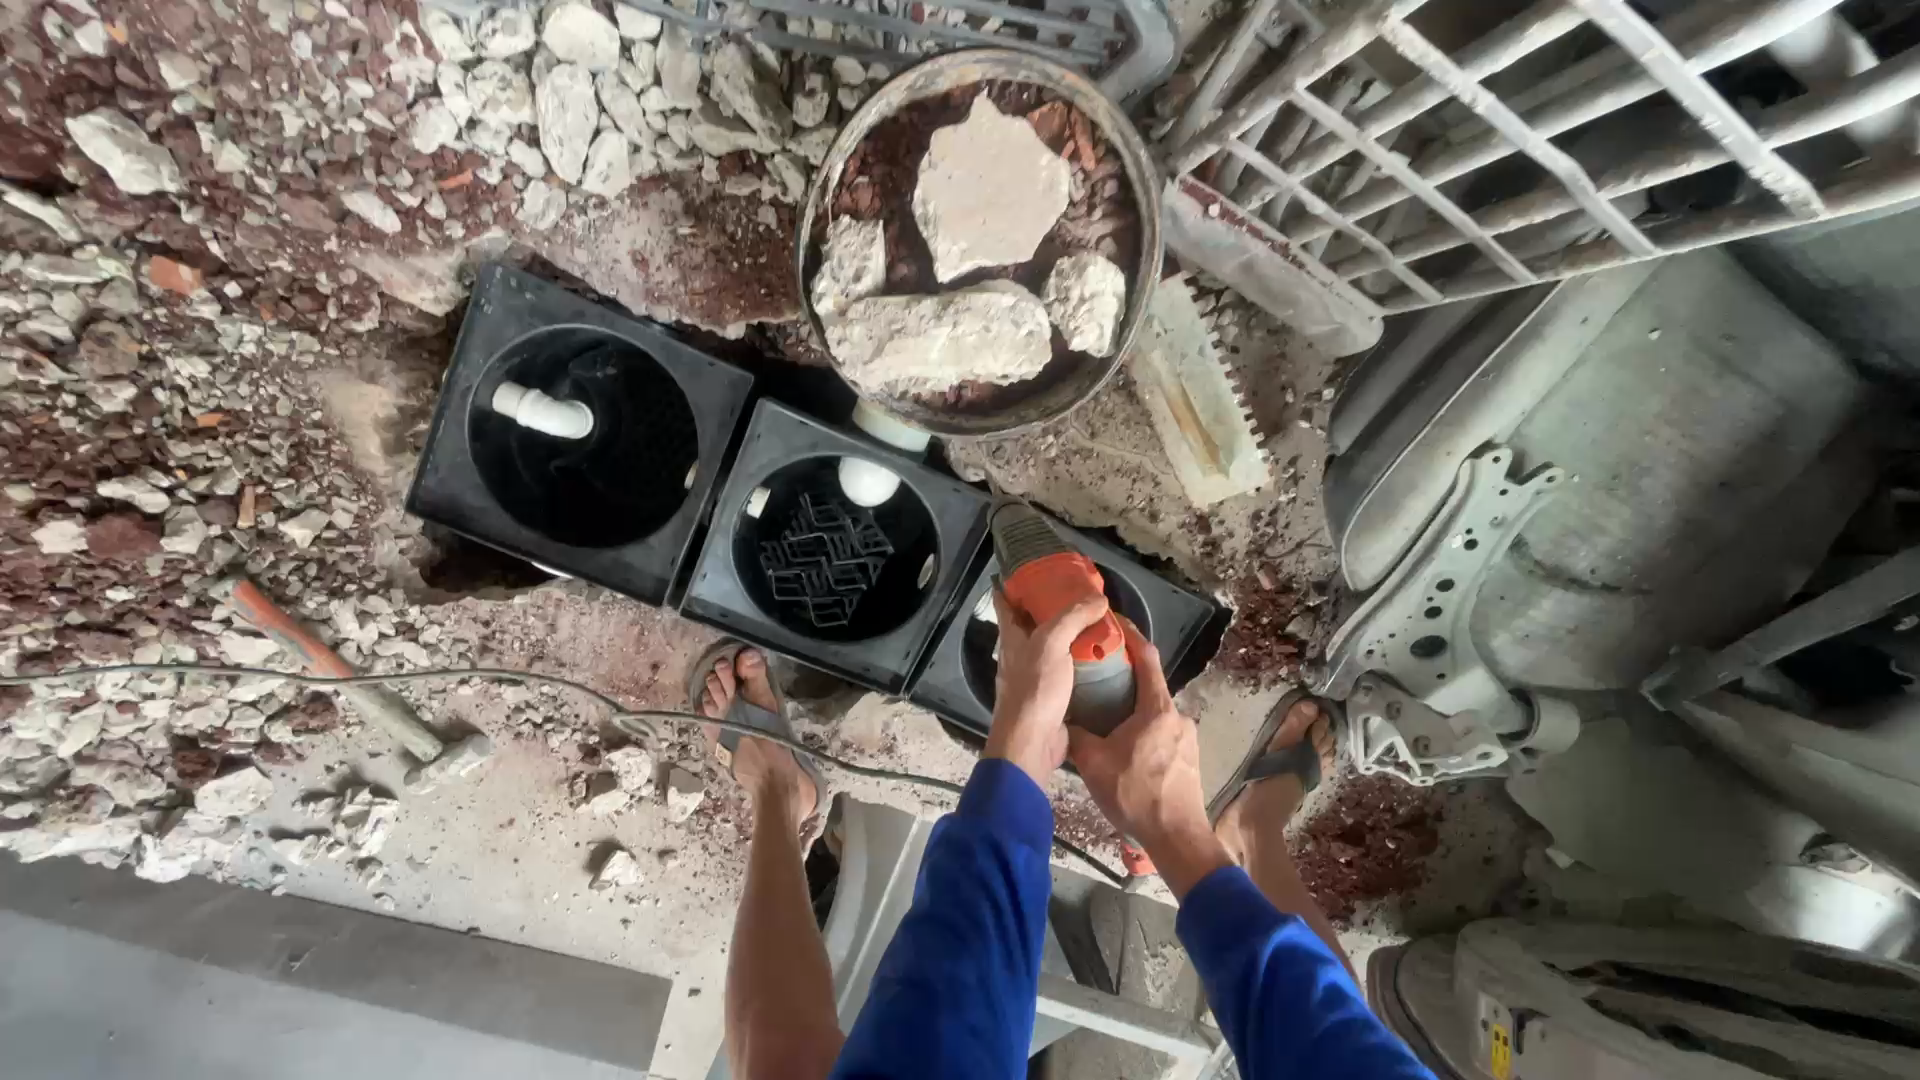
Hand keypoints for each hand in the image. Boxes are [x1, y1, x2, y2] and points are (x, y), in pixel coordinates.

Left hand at [986, 586, 1110, 788]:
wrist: (1032, 743)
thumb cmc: (1034, 689)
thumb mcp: (1051, 643)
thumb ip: (1072, 617)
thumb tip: (1098, 598)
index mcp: (1012, 638)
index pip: (1005, 602)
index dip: (1012, 583)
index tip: (1030, 569)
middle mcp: (1019, 655)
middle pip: (1032, 624)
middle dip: (1051, 608)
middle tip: (1079, 595)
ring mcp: (1034, 677)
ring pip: (1052, 649)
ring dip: (1071, 637)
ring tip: (1097, 624)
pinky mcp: (1052, 697)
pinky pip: (1068, 673)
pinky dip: (1082, 664)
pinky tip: (1102, 660)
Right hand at [1067, 618, 1230, 897]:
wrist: (1177, 838)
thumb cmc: (1135, 794)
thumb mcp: (1093, 762)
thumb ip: (1077, 736)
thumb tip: (1063, 723)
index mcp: (1156, 708)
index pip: (1147, 657)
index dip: (1130, 635)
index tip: (1113, 622)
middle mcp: (1178, 716)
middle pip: (1149, 686)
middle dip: (1124, 679)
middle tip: (1096, 677)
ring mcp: (1187, 738)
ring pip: (1154, 713)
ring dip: (1132, 711)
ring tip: (1105, 718)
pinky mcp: (1189, 758)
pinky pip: (1162, 733)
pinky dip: (1143, 731)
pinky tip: (1124, 748)